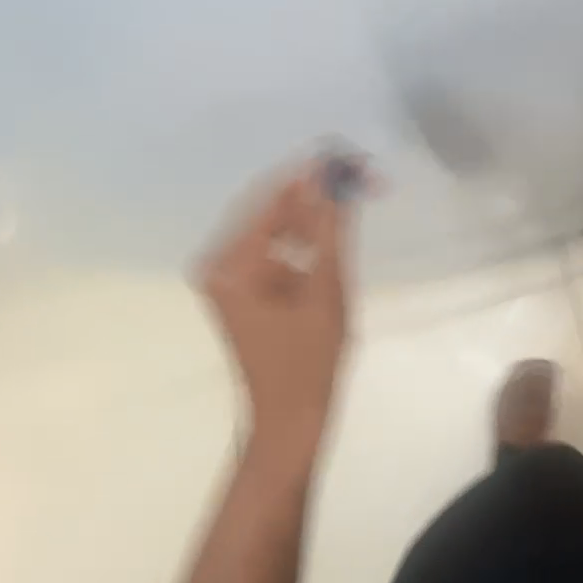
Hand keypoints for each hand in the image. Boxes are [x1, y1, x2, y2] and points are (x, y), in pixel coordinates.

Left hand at [196, 156, 360, 474]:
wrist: (290, 420)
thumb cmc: (310, 360)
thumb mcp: (327, 287)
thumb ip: (331, 226)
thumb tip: (334, 173)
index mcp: (231, 262)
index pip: (276, 196)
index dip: (318, 174)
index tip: (357, 162)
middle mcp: (218, 262)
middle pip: (272, 206)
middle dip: (318, 192)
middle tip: (364, 180)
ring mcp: (226, 275)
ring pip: (276, 223)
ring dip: (314, 214)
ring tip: (354, 205)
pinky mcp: (240, 286)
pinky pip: (274, 245)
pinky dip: (304, 238)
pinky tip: (332, 239)